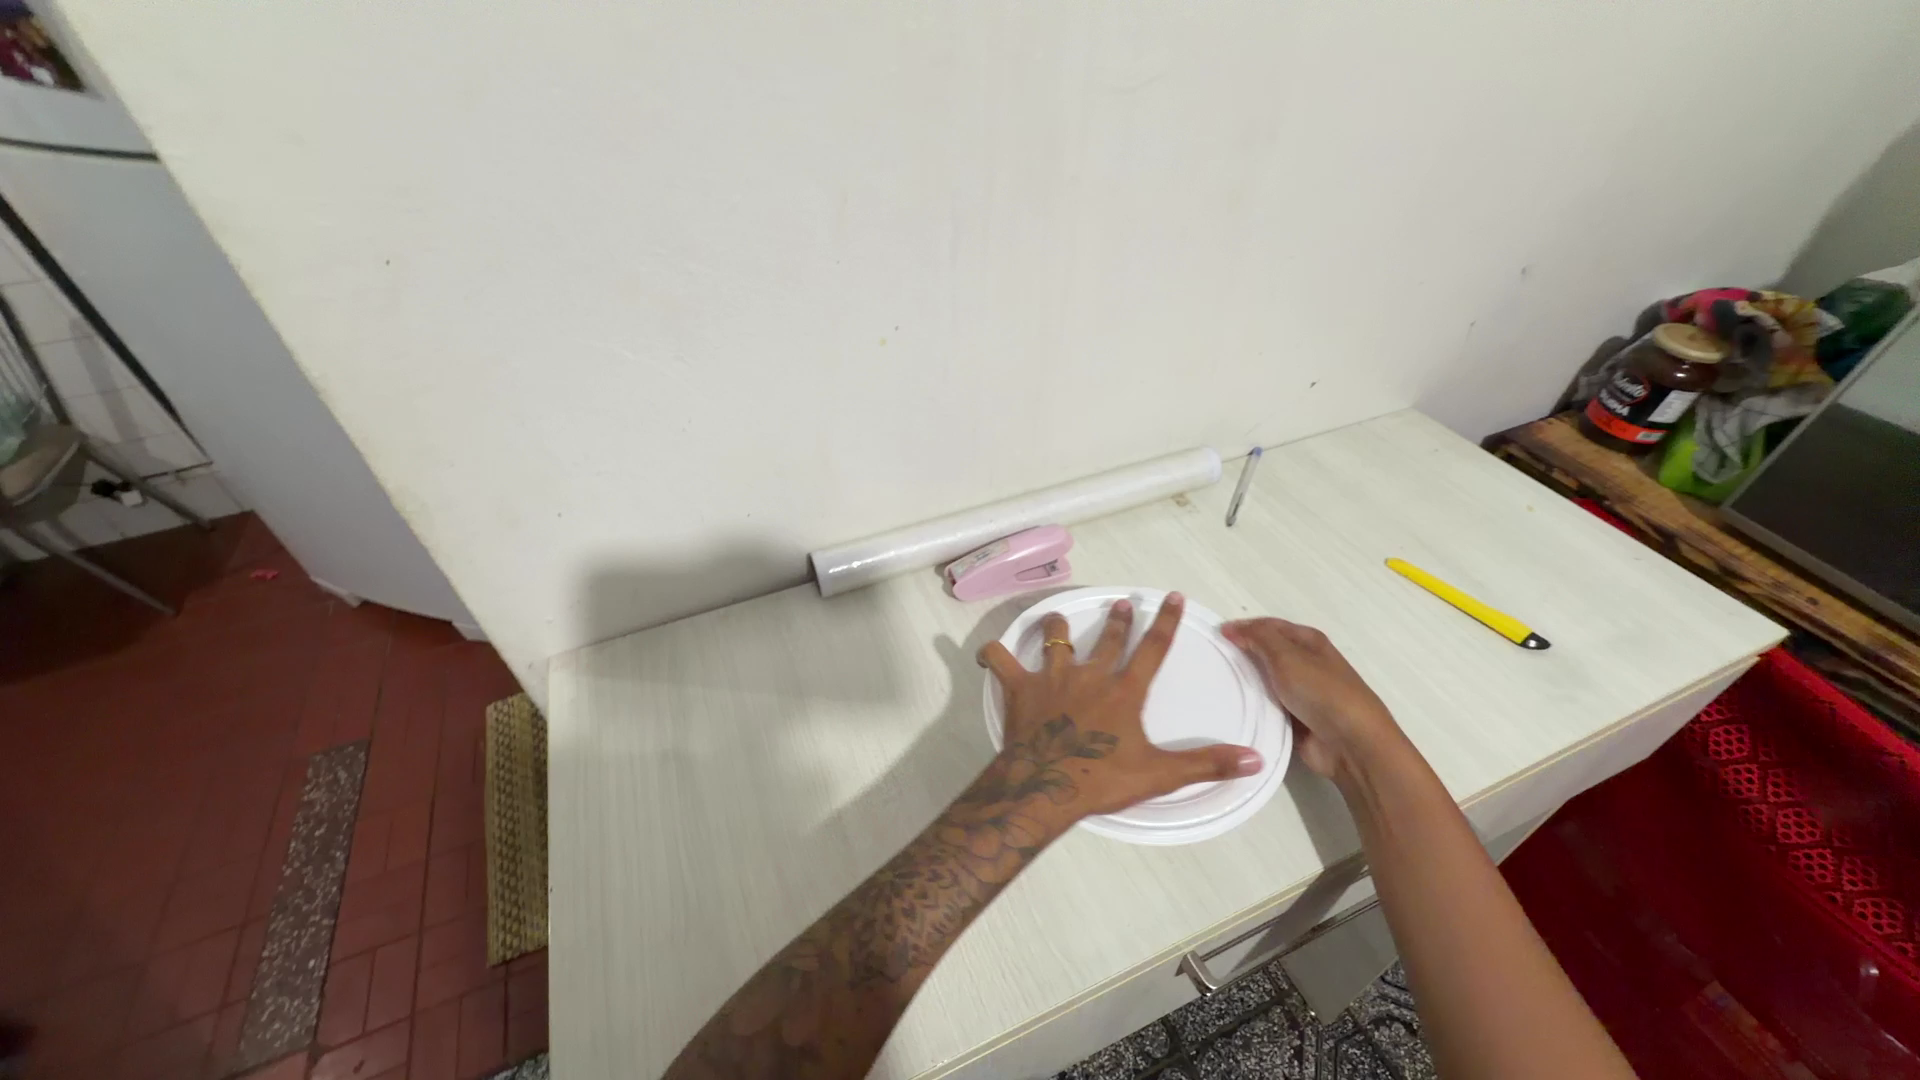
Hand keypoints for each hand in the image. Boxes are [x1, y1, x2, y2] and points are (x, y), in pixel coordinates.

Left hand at [978, 592, 1262, 822]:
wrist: (1046, 786)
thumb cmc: (1102, 779)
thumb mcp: (1160, 774)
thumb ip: (1207, 764)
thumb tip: (1252, 759)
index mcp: (1124, 690)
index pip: (1152, 649)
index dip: (1164, 622)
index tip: (1171, 596)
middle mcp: (1090, 675)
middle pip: (1107, 639)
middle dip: (1117, 620)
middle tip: (1120, 604)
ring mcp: (1052, 678)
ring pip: (1054, 640)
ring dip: (1057, 628)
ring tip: (1057, 619)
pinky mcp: (1020, 688)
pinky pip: (1001, 661)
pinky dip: (994, 654)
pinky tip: (989, 650)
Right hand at [1221, 617, 1406, 782]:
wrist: (1351, 744)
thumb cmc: (1321, 691)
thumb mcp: (1287, 656)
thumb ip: (1258, 638)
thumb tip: (1232, 629)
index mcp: (1309, 642)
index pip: (1269, 627)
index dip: (1243, 628)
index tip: (1216, 636)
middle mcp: (1306, 664)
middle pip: (1266, 654)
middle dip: (1242, 656)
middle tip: (1212, 661)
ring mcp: (1301, 693)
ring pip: (1264, 682)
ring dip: (1245, 684)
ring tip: (1215, 686)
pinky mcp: (1295, 719)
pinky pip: (1267, 708)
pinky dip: (1252, 708)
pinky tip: (1232, 709)